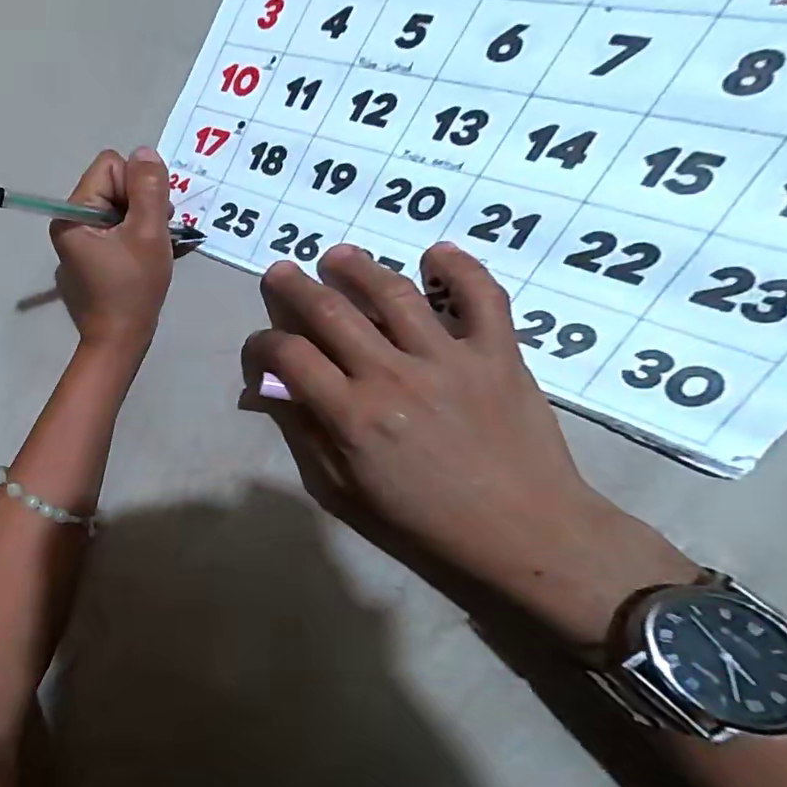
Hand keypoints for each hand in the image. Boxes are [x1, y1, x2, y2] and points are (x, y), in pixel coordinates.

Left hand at [51, 148, 175, 359]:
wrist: (120, 339)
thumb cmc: (133, 288)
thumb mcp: (148, 233)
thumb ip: (149, 188)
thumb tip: (145, 152)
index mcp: (73, 213)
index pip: (110, 166)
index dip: (137, 185)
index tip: (147, 218)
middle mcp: (70, 219)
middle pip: (115, 182)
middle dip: (142, 201)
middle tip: (156, 232)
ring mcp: (80, 236)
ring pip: (120, 203)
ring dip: (144, 218)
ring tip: (155, 244)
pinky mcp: (92, 251)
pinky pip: (118, 224)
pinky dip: (137, 233)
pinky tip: (148, 252)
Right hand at [242, 242, 696, 643]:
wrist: (524, 533)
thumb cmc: (425, 520)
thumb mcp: (345, 489)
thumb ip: (306, 432)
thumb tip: (272, 390)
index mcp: (352, 416)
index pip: (289, 356)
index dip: (263, 344)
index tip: (262, 347)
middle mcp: (393, 377)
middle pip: (329, 311)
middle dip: (294, 286)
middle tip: (281, 270)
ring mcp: (448, 359)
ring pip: (393, 293)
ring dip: (357, 266)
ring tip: (339, 255)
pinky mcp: (497, 353)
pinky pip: (482, 296)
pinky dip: (460, 268)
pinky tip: (437, 254)